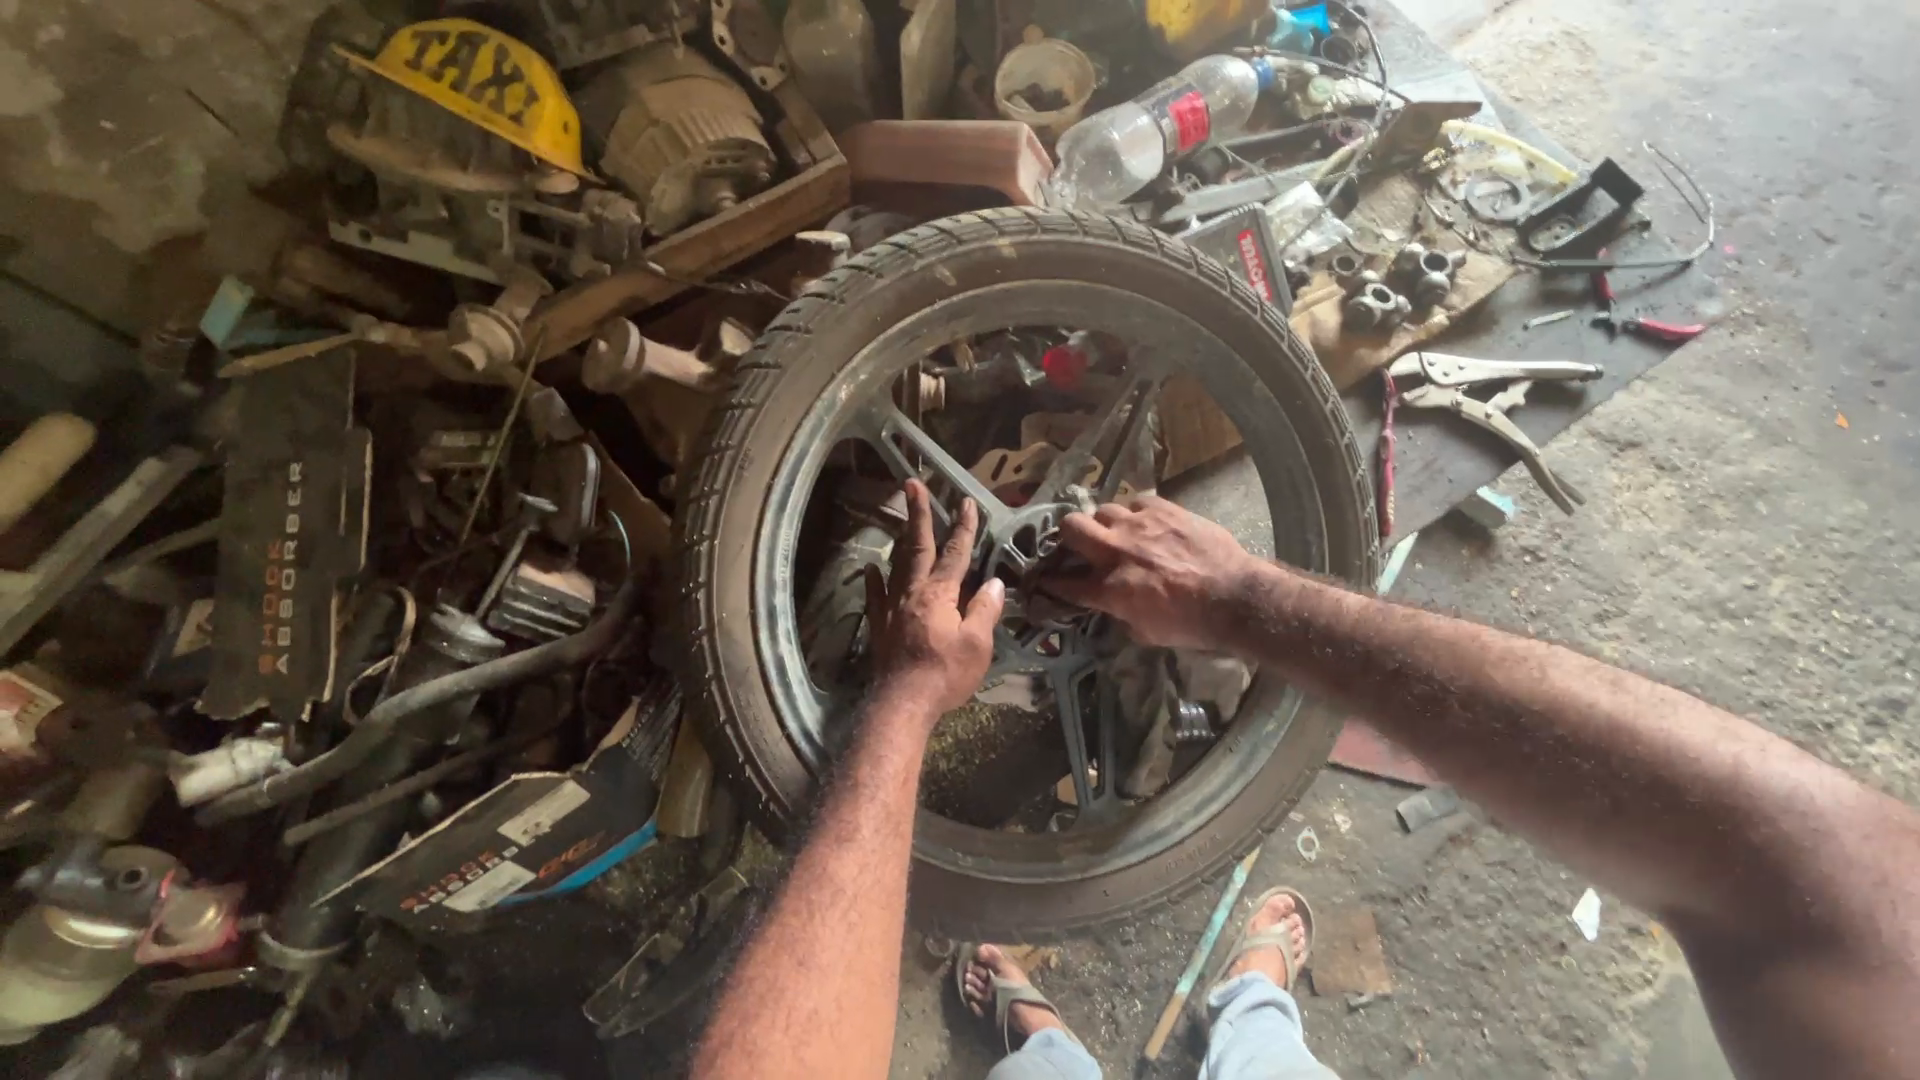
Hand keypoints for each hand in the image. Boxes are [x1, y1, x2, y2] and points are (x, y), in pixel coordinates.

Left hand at [865, 480, 1006, 719]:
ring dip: (901, 539)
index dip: (963, 527)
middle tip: (912, 484)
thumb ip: (984, 610)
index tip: (967, 502)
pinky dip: (875, 578)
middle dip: (918, 513)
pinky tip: (872, 568)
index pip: (955, 553)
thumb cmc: (945, 674)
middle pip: (917, 545)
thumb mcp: (977, 644)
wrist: (902, 703)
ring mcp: (891, 607)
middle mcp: (912, 591)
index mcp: (939, 593)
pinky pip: (875, 594)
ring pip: (896, 564)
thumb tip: (994, 582)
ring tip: (902, 521)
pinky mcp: (879, 625)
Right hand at [1041, 496, 1263, 648]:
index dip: (1051, 581)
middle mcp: (1114, 552)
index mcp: (1108, 589)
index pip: (1064, 582)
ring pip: (1103, 510)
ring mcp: (1138, 526)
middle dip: (1069, 535)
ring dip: (1107, 523)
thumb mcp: (1147, 632)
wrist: (1234, 597)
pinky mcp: (1163, 508)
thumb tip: (1115, 605)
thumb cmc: (1191, 624)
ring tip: (1120, 531)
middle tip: (1081, 543)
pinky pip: (1137, 501)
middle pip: (1070, 527)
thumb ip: (1121, 614)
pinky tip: (1149, 524)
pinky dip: (1138, 513)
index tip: (1047, 579)